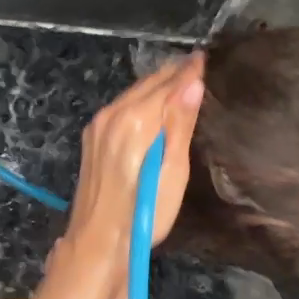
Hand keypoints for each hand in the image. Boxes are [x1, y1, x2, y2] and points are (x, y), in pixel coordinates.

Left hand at [52, 52, 204, 296]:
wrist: (98, 241)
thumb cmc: (145, 213)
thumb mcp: (173, 171)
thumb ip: (181, 124)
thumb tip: (193, 82)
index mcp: (135, 120)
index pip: (168, 84)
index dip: (189, 71)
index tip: (206, 58)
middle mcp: (112, 114)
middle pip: (148, 84)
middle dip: (173, 74)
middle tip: (197, 65)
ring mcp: (97, 126)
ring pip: (133, 93)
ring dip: (156, 85)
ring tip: (181, 80)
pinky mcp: (92, 138)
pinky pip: (121, 107)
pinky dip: (140, 99)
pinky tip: (153, 105)